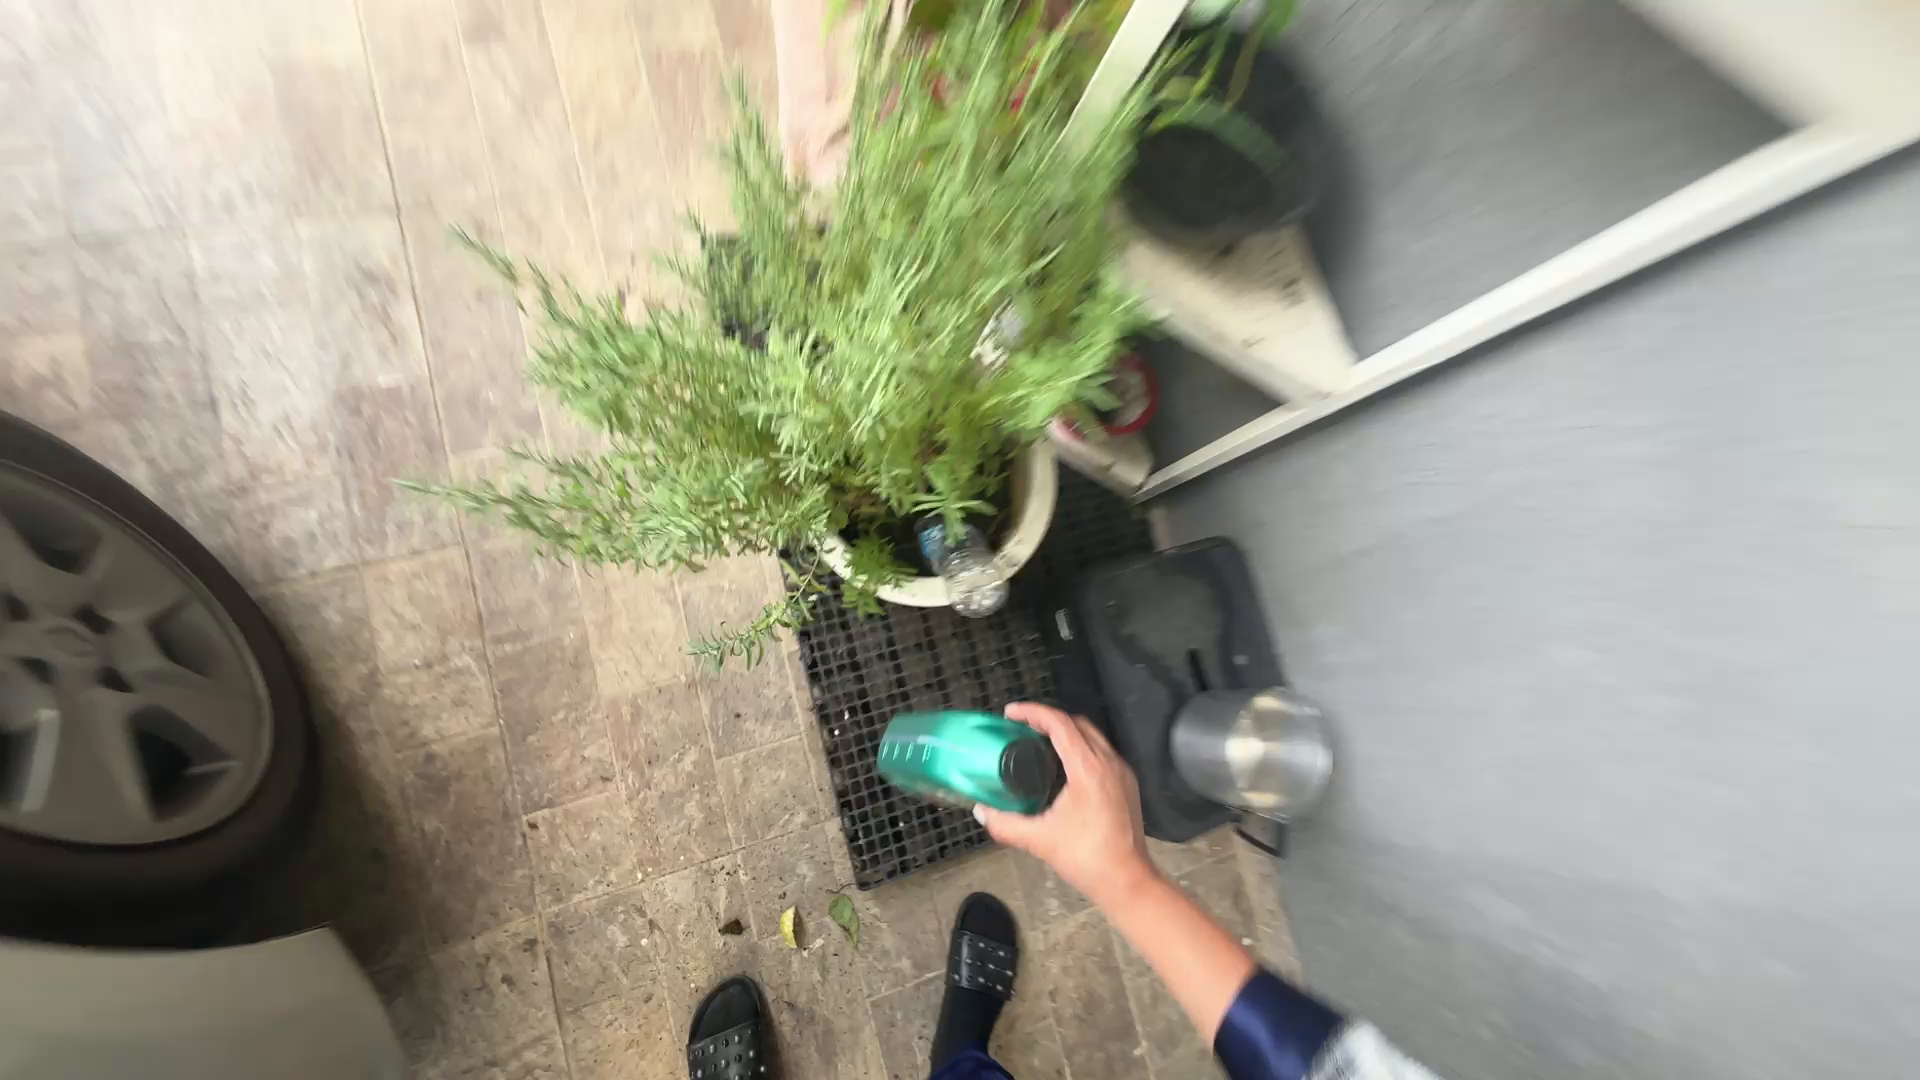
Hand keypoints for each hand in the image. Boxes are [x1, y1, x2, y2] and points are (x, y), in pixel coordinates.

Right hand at [975, 702, 1157, 904]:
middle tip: (1020, 726)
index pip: (1059, 724)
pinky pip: (1100, 750)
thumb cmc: (1087, 859)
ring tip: (1037, 740)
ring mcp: (1121, 771)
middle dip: (1047, 718)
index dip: (1032, 712)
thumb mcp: (1040, 840)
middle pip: (1076, 722)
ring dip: (1065, 731)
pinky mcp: (1127, 783)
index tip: (1010, 713)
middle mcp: (1108, 762)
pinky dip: (1079, 745)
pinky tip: (1062, 763)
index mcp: (1088, 768)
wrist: (1128, 882)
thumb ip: (1005, 824)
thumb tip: (980, 811)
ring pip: (1091, 735)